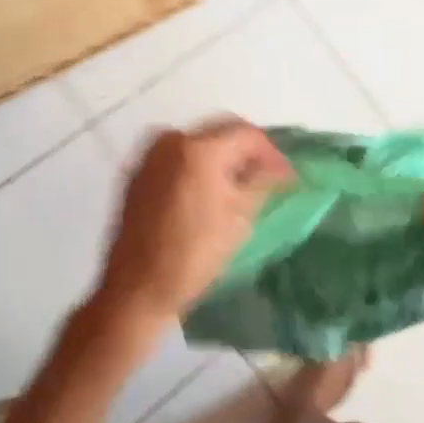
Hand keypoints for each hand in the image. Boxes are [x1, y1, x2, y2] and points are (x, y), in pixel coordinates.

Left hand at [98, 118, 293, 321]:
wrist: (135, 290)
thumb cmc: (193, 255)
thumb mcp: (239, 218)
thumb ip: (262, 183)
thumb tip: (280, 169)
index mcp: (200, 148)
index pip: (248, 135)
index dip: (273, 154)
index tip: (288, 177)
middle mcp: (172, 139)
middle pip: (222, 132)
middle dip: (247, 152)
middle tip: (268, 177)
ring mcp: (151, 155)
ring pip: (200, 143)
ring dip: (223, 157)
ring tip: (240, 184)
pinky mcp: (138, 172)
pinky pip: (179, 157)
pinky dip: (198, 166)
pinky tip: (210, 190)